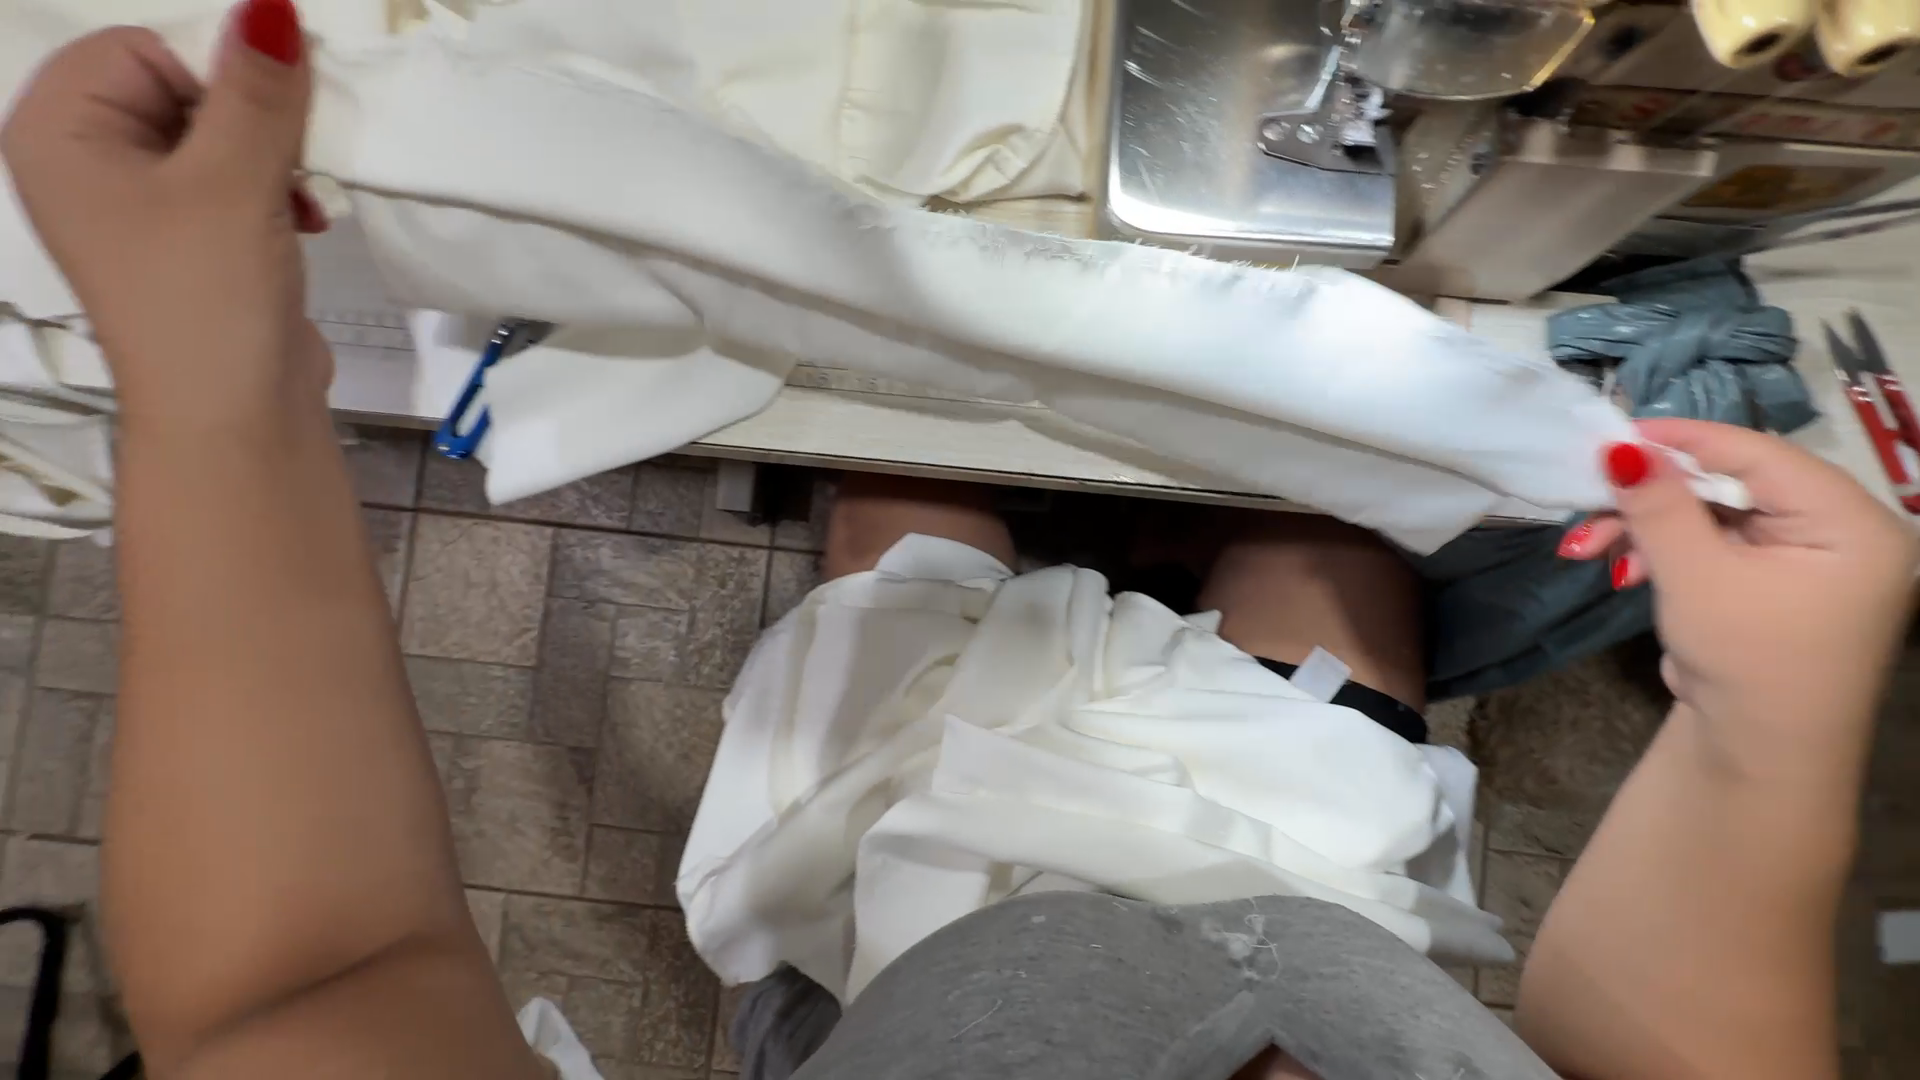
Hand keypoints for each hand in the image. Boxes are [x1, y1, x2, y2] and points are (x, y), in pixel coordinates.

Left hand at [0, 0, 329, 432]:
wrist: (236, 410)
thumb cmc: (211, 293)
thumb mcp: (234, 185)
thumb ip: (258, 96)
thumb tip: (270, 5)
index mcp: (59, 132)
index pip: (138, 50)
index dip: (217, 78)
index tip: (275, 128)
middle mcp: (87, 164)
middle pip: (181, 96)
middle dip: (253, 128)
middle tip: (292, 172)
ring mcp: (143, 212)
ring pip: (218, 147)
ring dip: (273, 167)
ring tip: (300, 208)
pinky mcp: (196, 249)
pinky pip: (234, 192)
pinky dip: (275, 201)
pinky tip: (301, 228)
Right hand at [1560, 418, 1917, 746]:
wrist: (1758, 742)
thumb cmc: (1745, 655)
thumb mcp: (1694, 575)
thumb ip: (1659, 506)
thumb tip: (1620, 446)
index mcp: (1849, 521)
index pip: (1761, 455)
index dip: (1686, 438)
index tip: (1614, 433)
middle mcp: (1834, 529)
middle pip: (1726, 484)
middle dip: (1647, 497)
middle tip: (1586, 502)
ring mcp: (1798, 555)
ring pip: (1706, 512)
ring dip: (1641, 527)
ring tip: (1586, 549)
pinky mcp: (1765, 576)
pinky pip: (1706, 540)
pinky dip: (1657, 548)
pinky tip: (1622, 568)